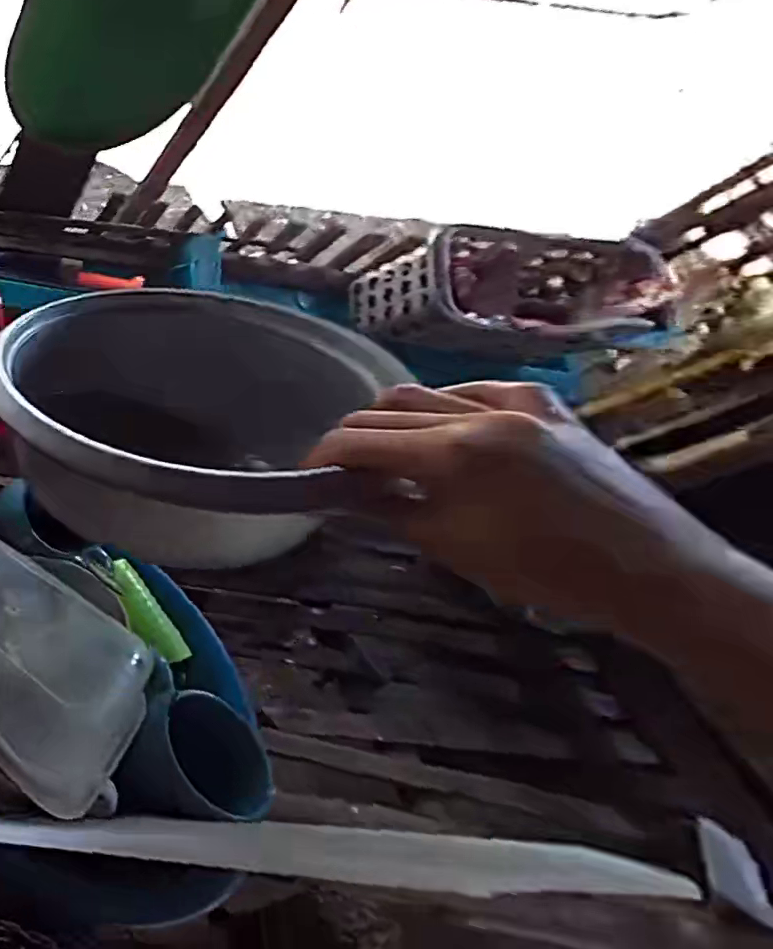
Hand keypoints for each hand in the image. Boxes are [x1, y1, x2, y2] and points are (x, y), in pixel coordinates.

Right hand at [303, 382, 733, 629]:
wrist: (657, 576)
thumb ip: (380, 506)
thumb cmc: (542, 571)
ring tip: (385, 449)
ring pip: (420, 394)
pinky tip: (440, 423)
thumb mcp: (443, 543)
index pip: (356, 441)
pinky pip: (478, 389)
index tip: (307, 474)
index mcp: (452, 455)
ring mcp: (519, 408)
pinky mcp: (549, 409)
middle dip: (347, 440)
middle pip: (379, 413)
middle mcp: (480, 418)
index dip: (321, 456)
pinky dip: (446, 402)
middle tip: (339, 469)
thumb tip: (335, 493)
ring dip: (388, 419)